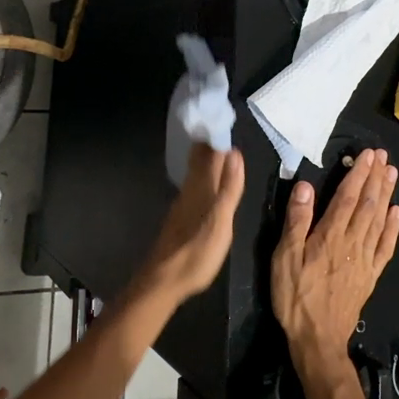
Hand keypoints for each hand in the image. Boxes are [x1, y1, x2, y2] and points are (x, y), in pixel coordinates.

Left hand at [132, 143, 245, 303]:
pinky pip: (193, 186)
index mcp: (201, 188)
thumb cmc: (196, 252)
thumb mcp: (220, 222)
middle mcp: (190, 191)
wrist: (163, 280)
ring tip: (219, 150)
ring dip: (207, 160)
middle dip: (210, 145)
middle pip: (200, 161)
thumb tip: (235, 152)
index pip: (210, 154)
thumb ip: (229, 189)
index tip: (224, 118)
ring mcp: (183, 204)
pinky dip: (202, 176)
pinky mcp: (180, 218)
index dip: (216, 137)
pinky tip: (205, 182)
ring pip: (196, 173)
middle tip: (221, 128)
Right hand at [270, 149, 398, 366]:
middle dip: (376, 177)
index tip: (367, 154)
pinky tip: (397, 212)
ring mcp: (365, 259)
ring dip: (386, 194)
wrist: (318, 339)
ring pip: (379, 220)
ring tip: (392, 173)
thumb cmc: (295, 297)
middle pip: (368, 204)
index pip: (348, 197)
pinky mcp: (371, 275)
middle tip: (384, 155)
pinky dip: (393, 227)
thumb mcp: (284, 257)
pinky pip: (386, 246)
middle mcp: (352, 243)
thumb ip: (296, 221)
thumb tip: (304, 186)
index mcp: (330, 236)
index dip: (358, 174)